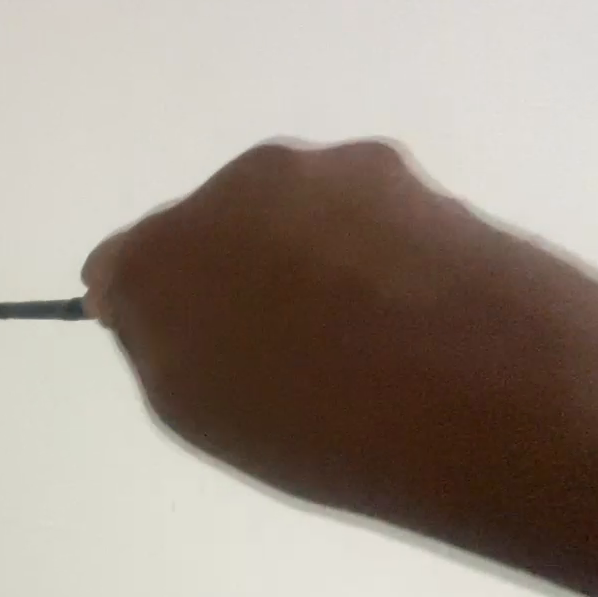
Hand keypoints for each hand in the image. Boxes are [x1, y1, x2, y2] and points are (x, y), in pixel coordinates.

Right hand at [82, 141, 597, 546]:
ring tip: (322, 330)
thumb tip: (148, 302)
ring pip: (265, 218)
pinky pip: (336, 213)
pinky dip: (339, 251)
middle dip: (204, 277)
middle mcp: (228, 191)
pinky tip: (371, 308)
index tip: (166, 346)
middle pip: (189, 232)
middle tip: (247, 344)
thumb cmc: (297, 422)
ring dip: (274, 260)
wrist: (485, 402)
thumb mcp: (179, 402)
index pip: (112, 267)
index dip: (133, 308)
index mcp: (154, 253)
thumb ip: (149, 338)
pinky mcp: (404, 175)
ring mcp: (321, 174)